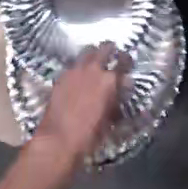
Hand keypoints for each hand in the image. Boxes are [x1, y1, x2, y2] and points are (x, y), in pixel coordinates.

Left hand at [26, 45, 123, 181]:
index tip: (128, 62)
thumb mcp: (110, 120)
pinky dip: (79, 66)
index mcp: (110, 80)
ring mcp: (76, 70)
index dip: (127, 59)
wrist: (59, 140)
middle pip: (105, 48)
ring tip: (94, 60)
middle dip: (110, 49)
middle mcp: (94, 69)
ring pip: (87, 51)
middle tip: (112, 53)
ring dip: (93, 54)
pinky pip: (73, 64)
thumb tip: (121, 91)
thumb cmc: (90, 135)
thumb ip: (117, 101)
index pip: (124, 61)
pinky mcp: (62, 76)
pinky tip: (78, 75)